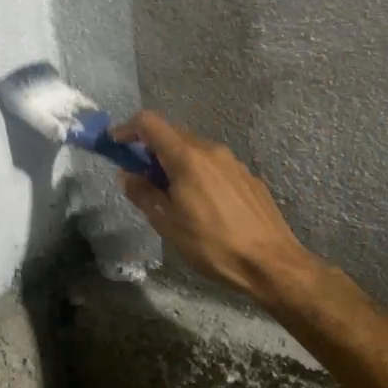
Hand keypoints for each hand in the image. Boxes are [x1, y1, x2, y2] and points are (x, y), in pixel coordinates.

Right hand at [111, 110, 314, 300]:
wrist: (272, 264)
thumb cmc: (212, 244)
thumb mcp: (166, 223)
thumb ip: (142, 193)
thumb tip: (127, 175)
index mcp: (186, 157)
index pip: (149, 123)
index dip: (127, 129)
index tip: (115, 144)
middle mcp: (210, 150)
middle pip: (172, 134)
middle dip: (150, 149)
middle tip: (140, 176)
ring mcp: (233, 163)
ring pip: (194, 150)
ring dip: (174, 162)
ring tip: (171, 195)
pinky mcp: (248, 178)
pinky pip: (214, 165)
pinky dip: (197, 173)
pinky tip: (202, 204)